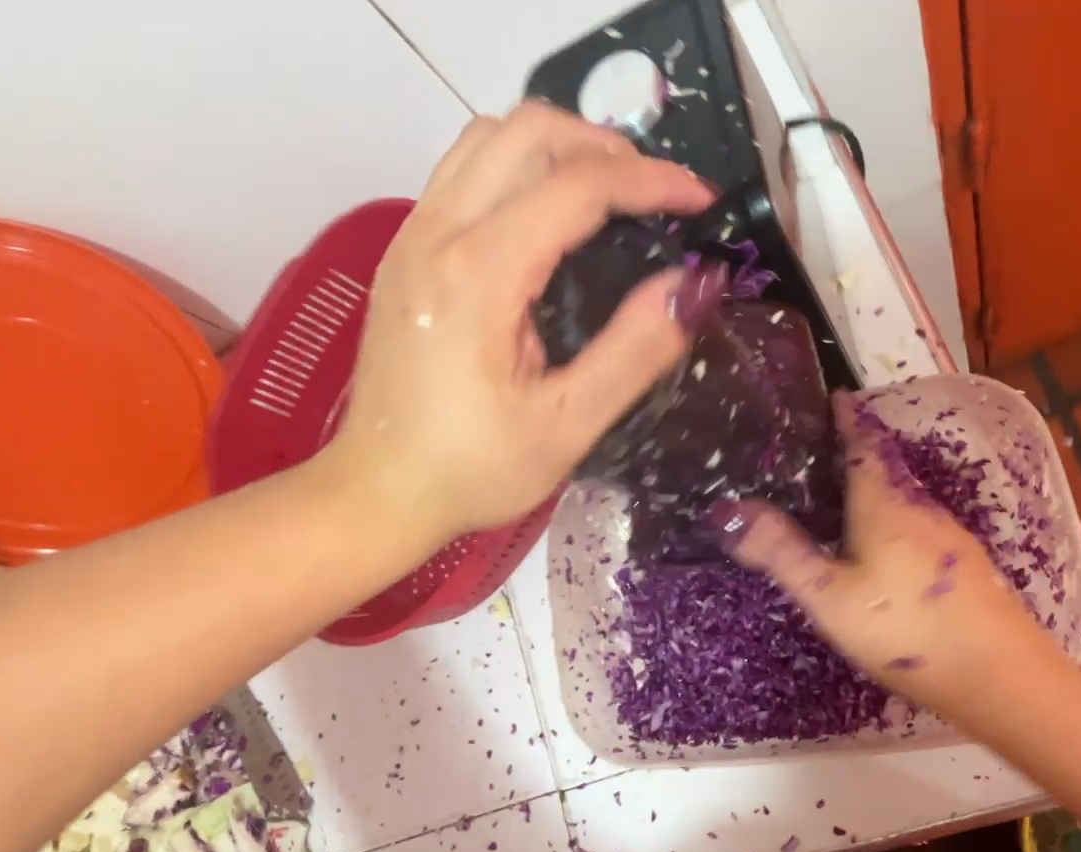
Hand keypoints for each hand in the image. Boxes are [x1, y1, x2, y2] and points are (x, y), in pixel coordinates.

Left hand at [325, 102, 721, 542]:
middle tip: (652, 192)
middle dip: (603, 144)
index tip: (701, 200)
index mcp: (480, 274)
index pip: (578, 185)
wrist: (379, 490)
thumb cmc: (471, 470)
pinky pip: (462, 172)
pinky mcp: (403, 253)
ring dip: (554, 146)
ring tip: (604, 192)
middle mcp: (437, 233)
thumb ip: (632, 352)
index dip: (651, 181)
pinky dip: (515, 168)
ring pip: (486, 138)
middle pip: (526, 131)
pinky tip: (544, 219)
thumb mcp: (566, 427)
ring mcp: (411, 237)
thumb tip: (692, 286)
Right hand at [708, 391, 1059, 720]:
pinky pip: (917, 526)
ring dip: (874, 487)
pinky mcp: (963, 567)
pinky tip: (880, 547)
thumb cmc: (906, 629)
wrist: (1000, 676)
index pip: (864, 445)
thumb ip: (781, 551)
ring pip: (903, 498)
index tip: (833, 396)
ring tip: (837, 495)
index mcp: (885, 504)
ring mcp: (948, 537)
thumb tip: (726, 508)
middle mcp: (920, 509)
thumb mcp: (829, 595)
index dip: (847, 419)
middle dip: (855, 453)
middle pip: (885, 468)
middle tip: (817, 450)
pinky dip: (891, 519)